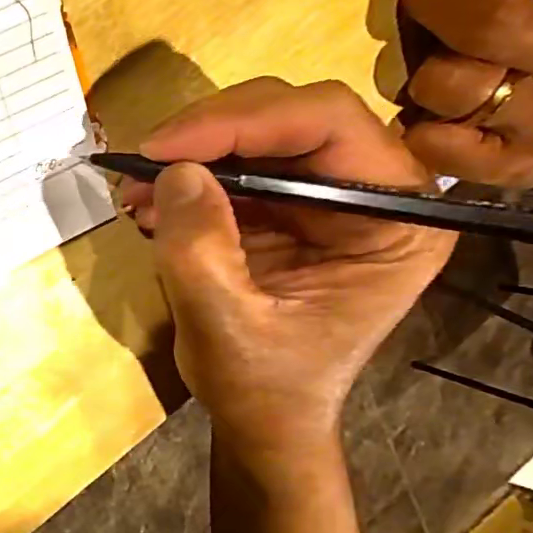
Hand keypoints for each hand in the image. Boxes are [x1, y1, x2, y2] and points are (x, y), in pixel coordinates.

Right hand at [116, 79, 455, 444]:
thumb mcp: (225, 324)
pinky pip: (238, 164)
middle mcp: (375, 191)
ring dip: (192, 152)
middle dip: (211, 132)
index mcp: (395, 219)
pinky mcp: (291, 202)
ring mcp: (331, 194)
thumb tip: (174, 170)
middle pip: (293, 115)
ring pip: (259, 131)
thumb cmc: (262, 386)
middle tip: (145, 160)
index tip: (165, 148)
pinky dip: (190, 175)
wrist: (264, 417)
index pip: (329, 124)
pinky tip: (152, 202)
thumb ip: (201, 248)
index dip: (242, 121)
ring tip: (137, 189)